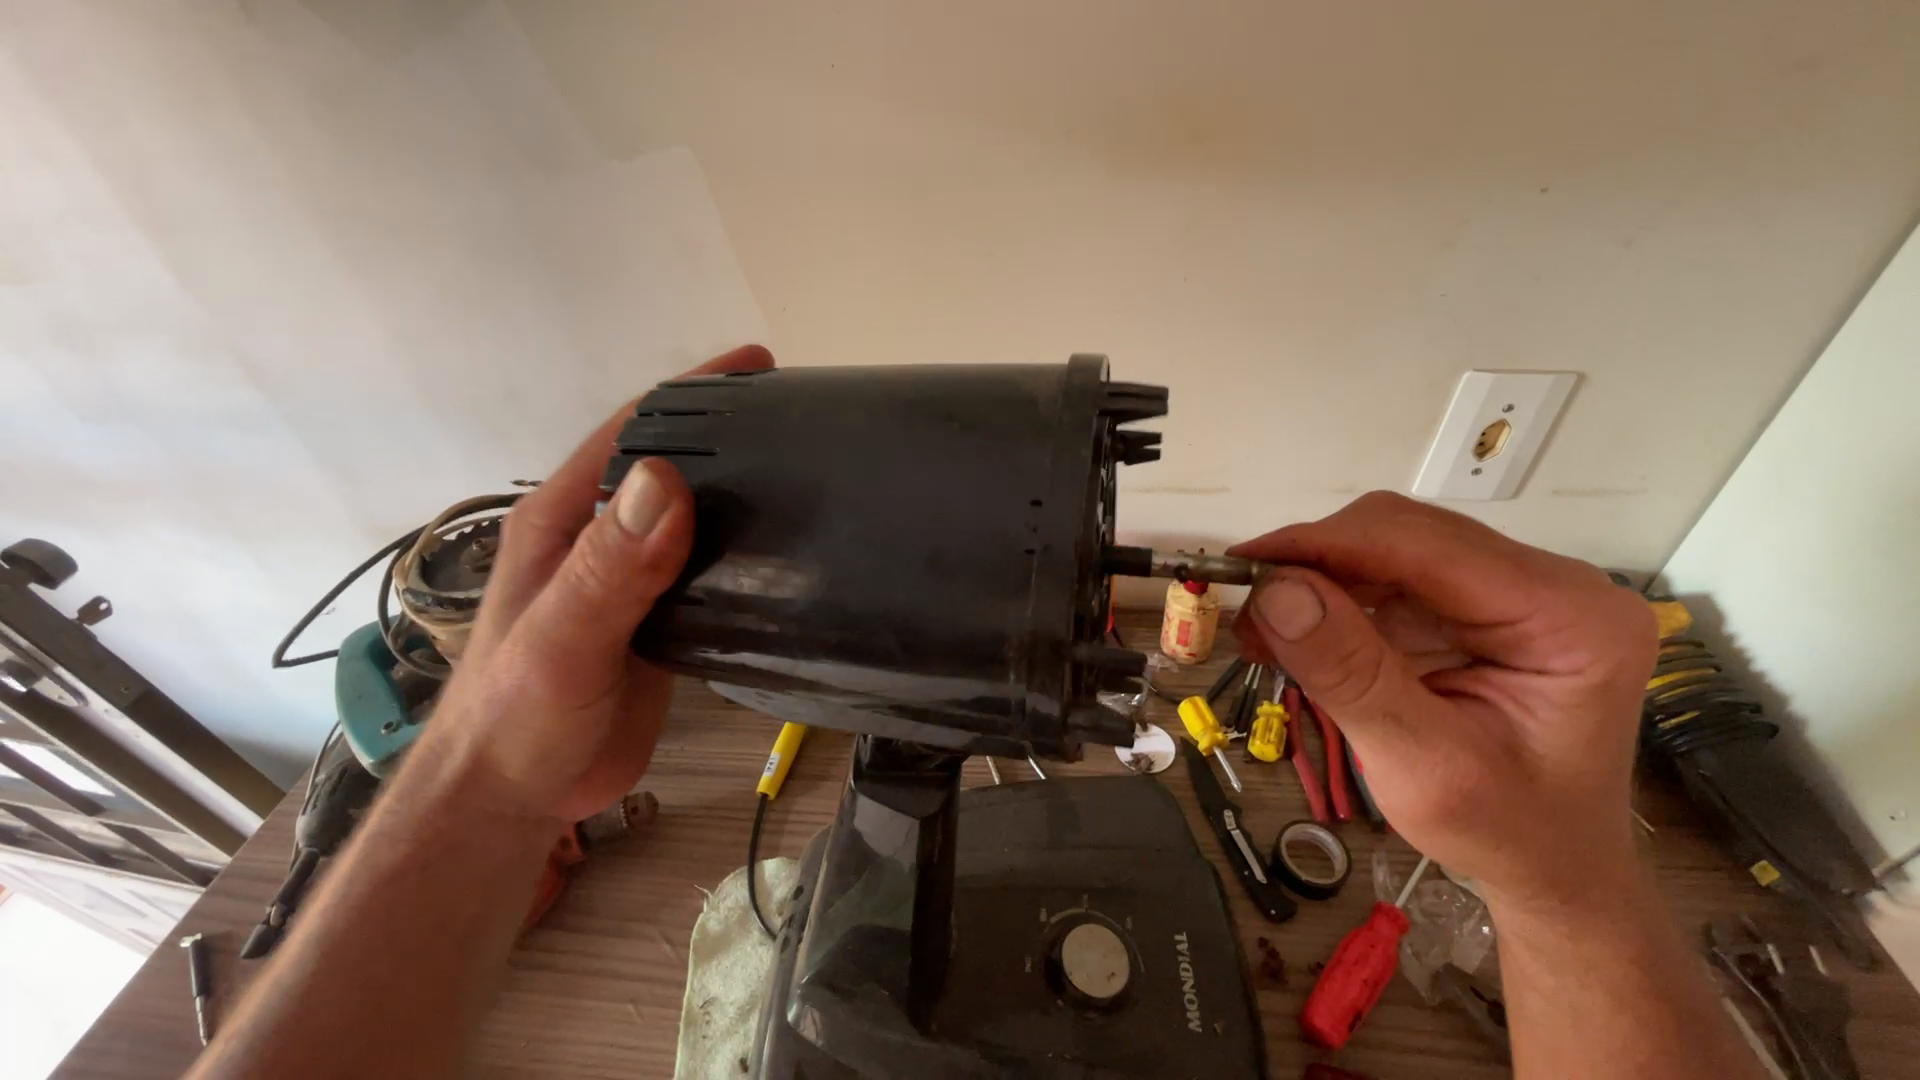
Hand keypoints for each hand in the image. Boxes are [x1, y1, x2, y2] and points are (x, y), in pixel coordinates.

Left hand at [425, 346, 773, 824]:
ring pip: (697, 521)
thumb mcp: (561, 639)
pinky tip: (790, 555)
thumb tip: (670, 481)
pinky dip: (748, 554)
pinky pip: (710, 572)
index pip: (635, 432)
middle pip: (673, 470)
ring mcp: (635, 581)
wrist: (518, 796)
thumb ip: (609, 568)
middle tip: (806, 424)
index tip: (759, 366)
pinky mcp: (662, 621)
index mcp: (565, 519)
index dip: (694, 392)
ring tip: (813, 478)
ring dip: (745, 496)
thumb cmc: (518, 716)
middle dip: (732, 438)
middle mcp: (602, 539)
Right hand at [1228, 492, 1656, 909]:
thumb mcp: (1424, 766)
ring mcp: (1509, 591)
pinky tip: (1292, 632)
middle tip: (1246, 610)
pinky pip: (1386, 578)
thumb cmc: (1506, 832)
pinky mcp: (1472, 606)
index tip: (1242, 565)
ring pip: (1386, 548)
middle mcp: (1546, 584)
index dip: (1324, 545)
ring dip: (1314, 579)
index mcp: (1568, 616)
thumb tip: (1273, 590)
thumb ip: (1351, 674)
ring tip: (1260, 629)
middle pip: (1403, 533)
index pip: (1425, 545)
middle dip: (1314, 562)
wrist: (1552, 867)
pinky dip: (1330, 600)